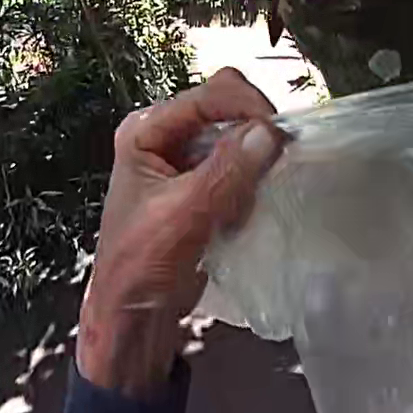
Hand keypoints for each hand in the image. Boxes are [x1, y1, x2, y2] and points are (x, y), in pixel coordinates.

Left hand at [77, 68, 284, 396]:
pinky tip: (235, 217)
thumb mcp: (183, 216)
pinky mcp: (201, 180)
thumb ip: (225, 172)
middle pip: (224, 106)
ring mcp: (183, 156)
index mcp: (147, 129)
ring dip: (251, 165)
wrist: (132, 317)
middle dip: (252, 134)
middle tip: (274, 164)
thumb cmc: (141, 264)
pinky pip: (239, 166)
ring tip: (244, 202)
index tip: (280, 134)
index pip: (207, 95)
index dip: (247, 106)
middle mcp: (164, 133)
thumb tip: (269, 132)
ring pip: (236, 136)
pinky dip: (248, 185)